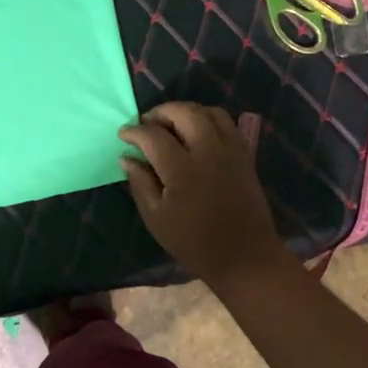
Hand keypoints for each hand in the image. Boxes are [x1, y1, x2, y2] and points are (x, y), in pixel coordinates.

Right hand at [119, 102, 288, 285]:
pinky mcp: (244, 155)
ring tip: (171, 124)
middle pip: (183, 112)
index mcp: (182, 170)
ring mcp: (230, 151)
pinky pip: (227, 123)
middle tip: (146, 123)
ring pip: (208, 111)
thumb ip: (140, 184)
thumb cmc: (194, 242)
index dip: (133, 131)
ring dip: (185, 111)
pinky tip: (196, 132)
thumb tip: (127, 158)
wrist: (244, 257)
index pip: (152, 136)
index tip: (123, 135)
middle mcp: (208, 152)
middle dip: (160, 112)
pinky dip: (208, 118)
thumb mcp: (156, 218)